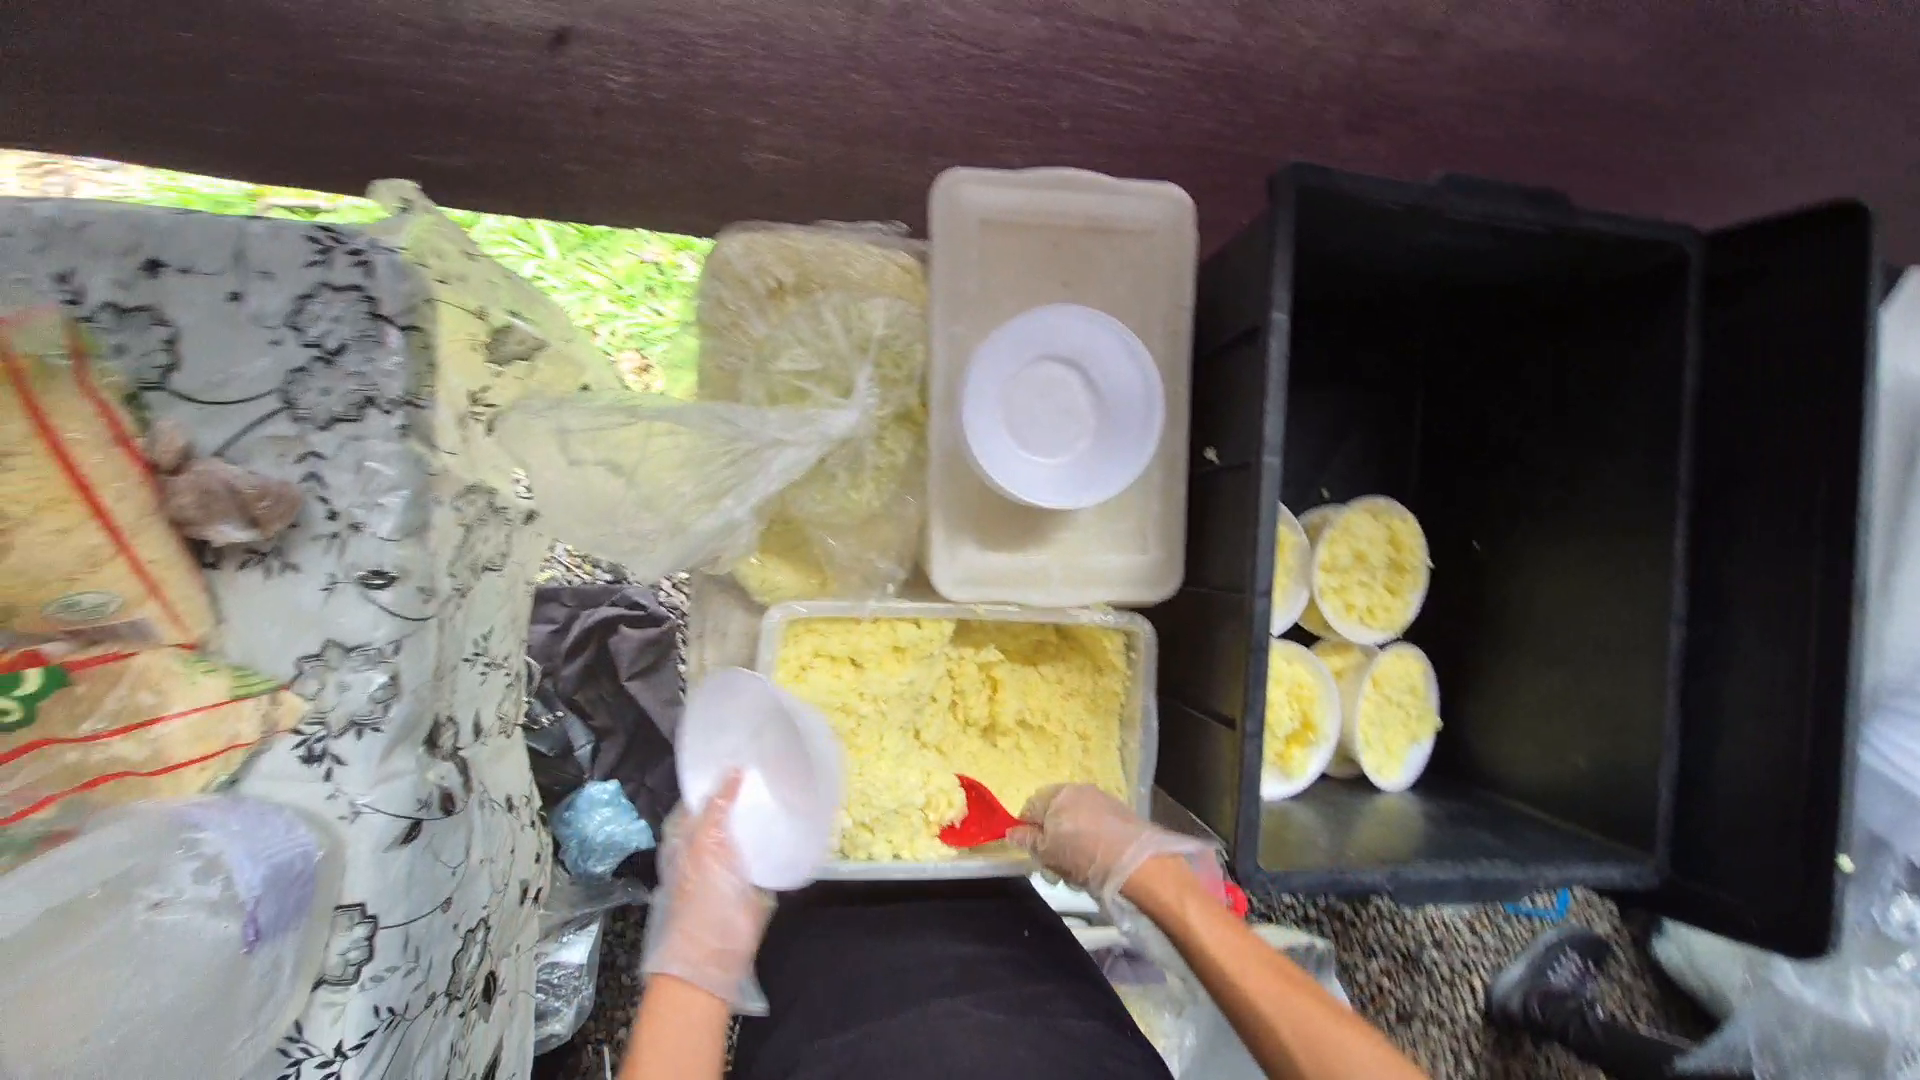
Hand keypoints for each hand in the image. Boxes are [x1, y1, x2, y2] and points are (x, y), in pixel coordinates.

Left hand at [640, 772, 773, 1008]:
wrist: (714, 950)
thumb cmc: (701, 894)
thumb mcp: (704, 843)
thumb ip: (717, 807)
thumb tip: (733, 770)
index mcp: (689, 834)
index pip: (705, 797)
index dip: (721, 776)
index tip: (744, 752)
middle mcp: (710, 844)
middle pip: (730, 810)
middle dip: (748, 790)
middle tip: (774, 763)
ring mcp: (734, 861)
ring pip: (750, 827)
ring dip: (765, 810)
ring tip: (790, 782)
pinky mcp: (756, 876)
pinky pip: (768, 847)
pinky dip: (780, 832)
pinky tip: (798, 815)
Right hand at [1007, 784, 1221, 906]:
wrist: (1136, 862)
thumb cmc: (1082, 854)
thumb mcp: (1047, 852)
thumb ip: (1027, 840)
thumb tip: (1011, 831)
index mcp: (1056, 793)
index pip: (1030, 807)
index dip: (1028, 831)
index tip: (1036, 852)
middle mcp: (1078, 789)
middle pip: (1054, 813)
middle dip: (1052, 838)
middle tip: (1056, 865)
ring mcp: (1102, 800)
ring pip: (1076, 822)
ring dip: (1073, 842)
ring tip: (1080, 869)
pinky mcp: (1121, 814)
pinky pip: (1096, 826)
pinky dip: (1092, 841)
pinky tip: (1099, 862)